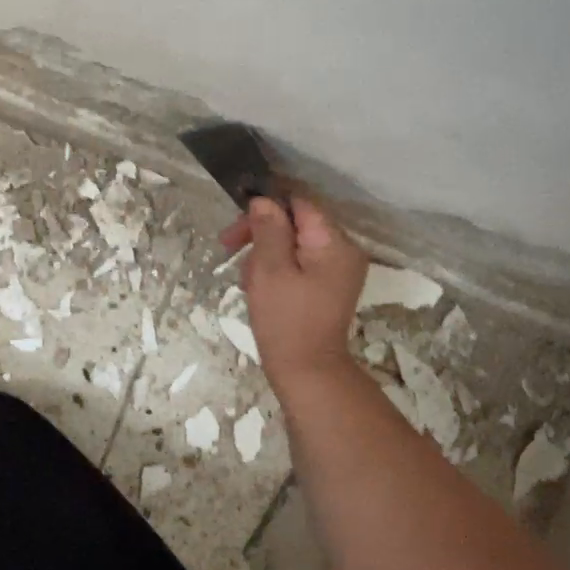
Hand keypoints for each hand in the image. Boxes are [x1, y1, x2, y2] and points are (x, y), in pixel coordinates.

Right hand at [219, 196, 367, 382]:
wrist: (306, 369)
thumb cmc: (285, 319)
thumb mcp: (270, 270)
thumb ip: (268, 230)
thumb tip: (263, 200)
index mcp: (334, 244)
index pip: (300, 205)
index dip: (266, 208)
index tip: (236, 227)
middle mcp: (343, 251)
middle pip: (296, 223)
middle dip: (261, 232)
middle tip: (227, 246)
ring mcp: (337, 270)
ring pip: (293, 243)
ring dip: (264, 252)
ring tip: (246, 278)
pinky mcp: (327, 285)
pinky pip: (298, 262)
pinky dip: (275, 268)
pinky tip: (258, 286)